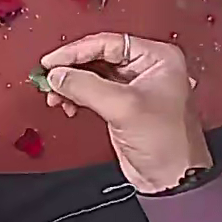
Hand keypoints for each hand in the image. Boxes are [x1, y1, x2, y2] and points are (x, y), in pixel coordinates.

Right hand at [40, 32, 211, 193]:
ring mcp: (135, 86)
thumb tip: (57, 74)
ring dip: (71, 83)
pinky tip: (67, 103)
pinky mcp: (124, 104)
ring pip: (93, 74)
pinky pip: (93, 90)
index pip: (109, 43)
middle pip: (99, 56)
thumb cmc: (168, 143)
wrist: (172, 179)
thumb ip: (86, 86)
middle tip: (48, 76)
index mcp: (158, 58)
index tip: (53, 61)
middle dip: (71, 68)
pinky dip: (77, 95)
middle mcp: (148, 67)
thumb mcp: (124, 108)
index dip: (77, 51)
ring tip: (55, 94)